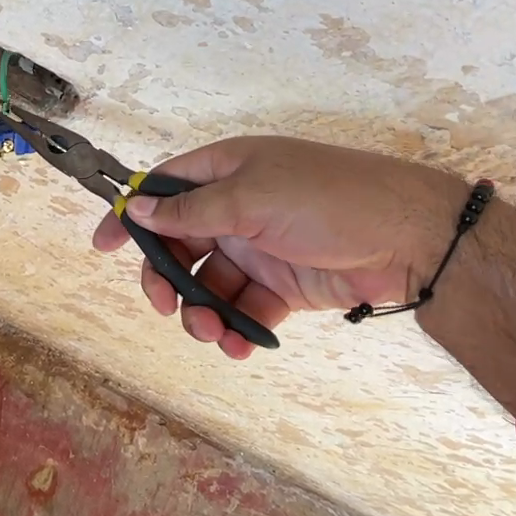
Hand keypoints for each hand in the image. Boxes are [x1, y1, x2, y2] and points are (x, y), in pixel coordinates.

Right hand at [92, 137, 468, 358]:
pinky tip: (240, 344)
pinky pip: (243, 307)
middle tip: (164, 305)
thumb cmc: (327, 198)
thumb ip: (193, 209)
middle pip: (178, 244)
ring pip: (208, 282)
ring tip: (211, 332)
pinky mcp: (280, 285)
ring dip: (201, 309)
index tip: (103, 245)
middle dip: (166, 277)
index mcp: (224, 171)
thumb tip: (138, 208)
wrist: (412, 238)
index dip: (131, 214)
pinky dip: (237, 327)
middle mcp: (234, 208)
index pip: (162, 190)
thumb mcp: (253, 197)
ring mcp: (256, 248)